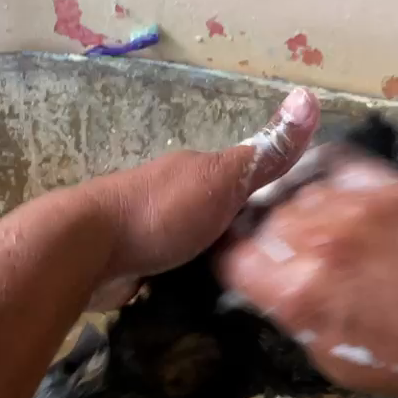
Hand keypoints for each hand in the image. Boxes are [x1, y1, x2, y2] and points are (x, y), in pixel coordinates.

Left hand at [80, 88, 318, 305]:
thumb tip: (310, 96)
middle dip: (242, 236)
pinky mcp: (134, 266)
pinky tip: (207, 301)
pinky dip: (189, 282)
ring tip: (249, 291)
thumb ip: (266, 152)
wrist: (88, 250)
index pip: (244, 181)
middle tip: (276, 269)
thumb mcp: (224, 178)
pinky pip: (172, 273)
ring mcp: (150, 231)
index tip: (297, 230)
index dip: (271, 200)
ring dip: (215, 261)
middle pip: (219, 214)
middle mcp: (172, 196)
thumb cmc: (162, 211)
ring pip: (196, 246)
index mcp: (195, 171)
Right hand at [217, 150, 397, 397]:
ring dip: (298, 206)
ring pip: (298, 191)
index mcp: (295, 294)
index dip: (229, 255)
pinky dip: (324, 172)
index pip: (229, 254)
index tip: (239, 255)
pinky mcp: (391, 187)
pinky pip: (336, 162)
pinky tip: (328, 187)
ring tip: (316, 220)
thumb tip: (262, 278)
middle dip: (265, 232)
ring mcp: (356, 209)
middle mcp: (318, 244)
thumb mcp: (325, 355)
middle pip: (263, 219)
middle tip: (283, 243)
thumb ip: (287, 309)